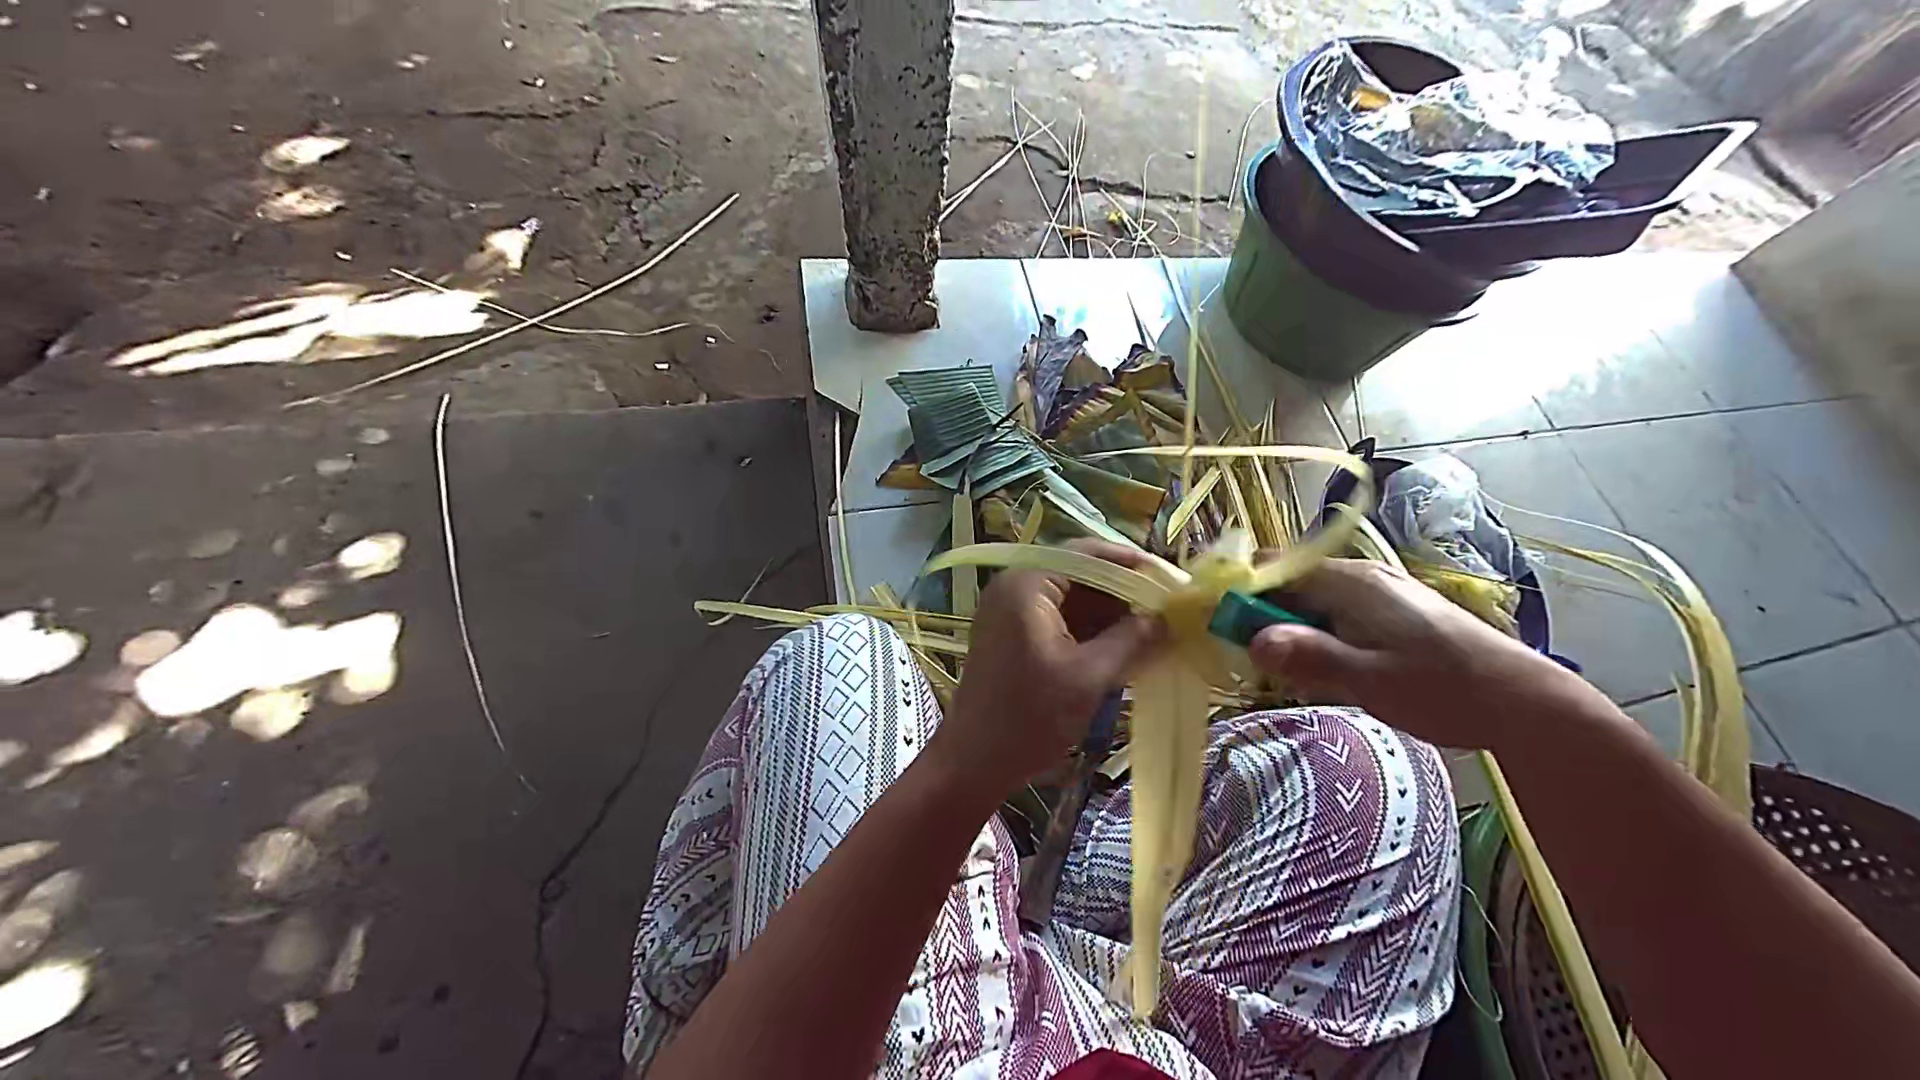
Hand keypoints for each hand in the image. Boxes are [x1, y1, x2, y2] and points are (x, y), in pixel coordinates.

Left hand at [929, 540, 1165, 803]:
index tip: (1172, 581)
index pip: (1089, 553)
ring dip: (1109, 614)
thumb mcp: (1090, 676)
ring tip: (1154, 632)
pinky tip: (1123, 648)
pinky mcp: (1013, 635)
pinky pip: (1058, 618)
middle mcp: (1015, 586)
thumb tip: (1170, 617)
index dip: (1133, 564)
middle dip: (1124, 593)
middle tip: (1169, 611)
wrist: (972, 762)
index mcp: (1027, 584)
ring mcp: (1010, 611)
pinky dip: (1089, 630)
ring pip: (1072, 598)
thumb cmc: (1029, 717)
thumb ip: (1133, 639)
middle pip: (1080, 574)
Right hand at [1248, 558, 1605, 750]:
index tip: (1215, 623)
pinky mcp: (1386, 612)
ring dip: (1290, 633)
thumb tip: (1253, 641)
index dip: (1236, 590)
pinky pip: (1331, 615)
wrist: (1525, 703)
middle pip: (1285, 585)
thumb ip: (1309, 657)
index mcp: (1349, 581)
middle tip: (1258, 664)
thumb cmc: (1445, 689)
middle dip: (1262, 619)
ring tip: (1297, 676)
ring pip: (1307, 603)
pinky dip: (1315, 638)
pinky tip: (1329, 672)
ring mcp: (1374, 593)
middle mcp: (1358, 576)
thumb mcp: (1370, 680)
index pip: (1271, 568)